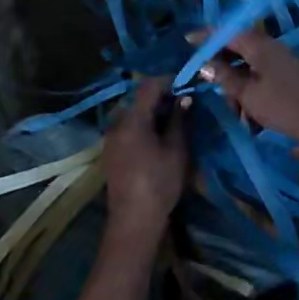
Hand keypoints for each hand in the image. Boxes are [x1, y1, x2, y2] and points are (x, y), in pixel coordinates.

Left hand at [101, 77, 189, 246]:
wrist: (133, 219)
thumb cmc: (159, 183)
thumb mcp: (176, 149)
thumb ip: (179, 120)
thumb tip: (184, 98)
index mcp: (132, 119)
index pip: (148, 86)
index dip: (168, 80)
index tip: (187, 84)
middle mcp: (116, 124)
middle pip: (138, 99)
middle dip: (161, 96)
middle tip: (184, 102)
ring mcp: (110, 138)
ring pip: (132, 113)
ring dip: (152, 111)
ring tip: (174, 120)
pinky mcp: (111, 152)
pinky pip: (127, 128)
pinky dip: (143, 124)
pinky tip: (158, 136)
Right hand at [193, 27, 298, 145]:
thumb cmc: (282, 106)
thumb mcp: (246, 93)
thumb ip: (224, 76)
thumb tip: (204, 63)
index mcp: (259, 45)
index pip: (227, 32)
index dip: (207, 36)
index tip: (188, 41)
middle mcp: (270, 47)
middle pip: (237, 49)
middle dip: (222, 70)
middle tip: (213, 90)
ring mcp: (280, 62)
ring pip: (248, 68)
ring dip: (237, 87)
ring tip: (237, 113)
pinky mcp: (286, 77)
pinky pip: (260, 79)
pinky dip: (251, 93)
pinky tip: (250, 116)